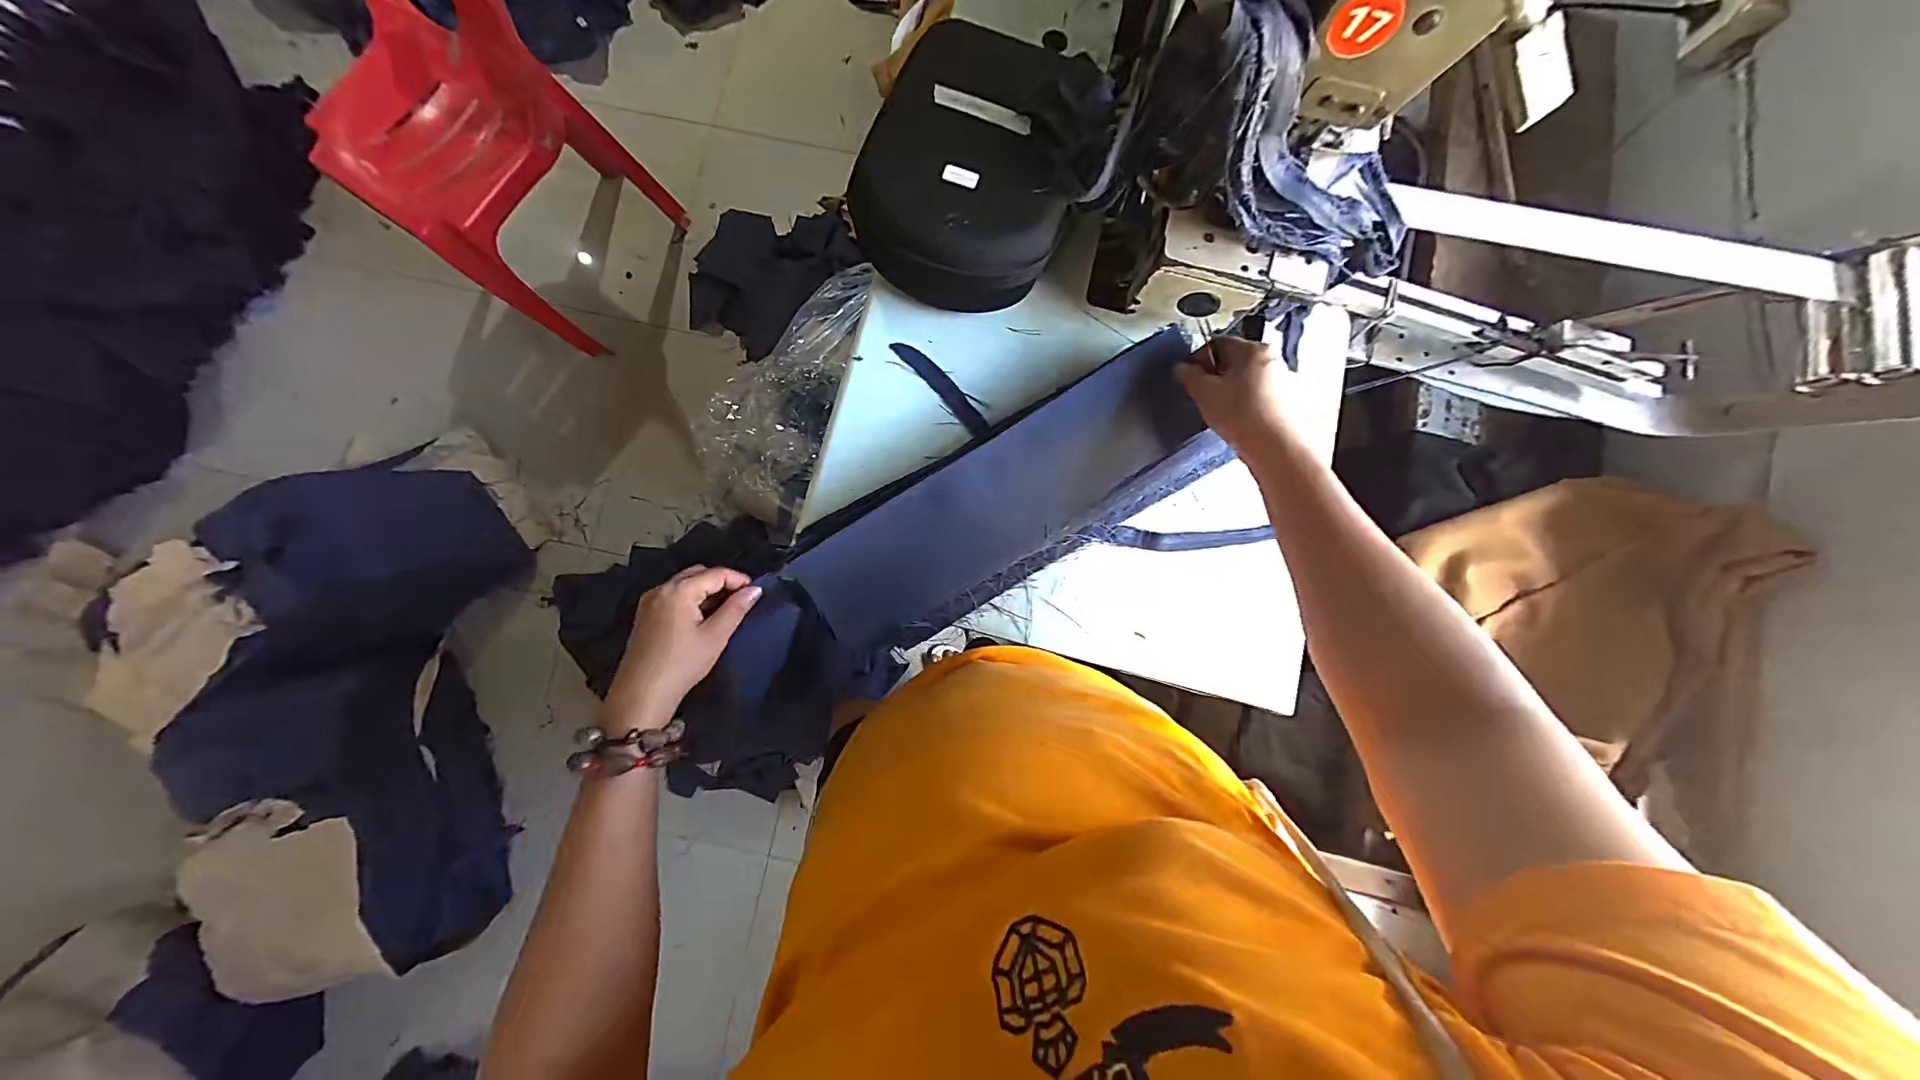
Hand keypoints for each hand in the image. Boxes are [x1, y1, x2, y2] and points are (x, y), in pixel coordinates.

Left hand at [602, 566, 762, 733]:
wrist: (642, 693)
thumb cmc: (682, 664)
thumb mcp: (715, 636)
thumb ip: (736, 608)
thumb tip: (755, 590)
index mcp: (678, 590)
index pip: (715, 573)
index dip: (739, 579)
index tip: (756, 592)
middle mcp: (660, 589)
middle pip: (698, 573)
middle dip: (722, 581)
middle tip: (741, 600)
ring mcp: (650, 601)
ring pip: (684, 583)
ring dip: (706, 590)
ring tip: (725, 609)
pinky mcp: (645, 615)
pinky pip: (673, 595)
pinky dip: (691, 598)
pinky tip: (702, 617)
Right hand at [1177, 336, 1298, 453]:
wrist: (1279, 447)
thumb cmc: (1243, 416)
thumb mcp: (1204, 394)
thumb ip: (1189, 376)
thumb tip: (1182, 368)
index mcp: (1252, 350)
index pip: (1218, 343)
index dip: (1199, 360)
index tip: (1192, 378)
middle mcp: (1274, 358)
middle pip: (1236, 361)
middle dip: (1218, 377)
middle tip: (1206, 398)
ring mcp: (1287, 379)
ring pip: (1250, 379)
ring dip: (1235, 391)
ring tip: (1226, 414)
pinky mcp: (1293, 400)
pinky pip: (1264, 395)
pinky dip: (1252, 404)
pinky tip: (1244, 421)